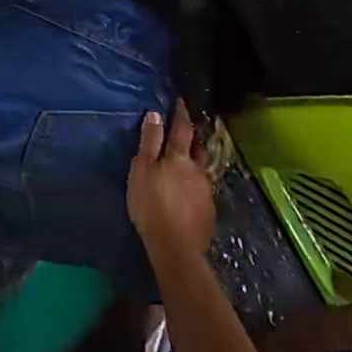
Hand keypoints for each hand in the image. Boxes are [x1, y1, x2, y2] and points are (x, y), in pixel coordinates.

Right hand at [128, 99, 214, 258]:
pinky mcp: (209, 212)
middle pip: (198, 148)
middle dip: (193, 138)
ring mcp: (206, 192)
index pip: (182, 129)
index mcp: (180, 157)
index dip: (181, 114)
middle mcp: (197, 169)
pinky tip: (190, 192)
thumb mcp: (142, 170)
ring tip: (189, 162)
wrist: (176, 248)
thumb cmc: (152, 205)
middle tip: (187, 131)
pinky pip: (203, 190)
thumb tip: (155, 114)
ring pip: (202, 169)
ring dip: (196, 161)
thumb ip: (150, 142)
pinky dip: (196, 184)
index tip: (180, 102)